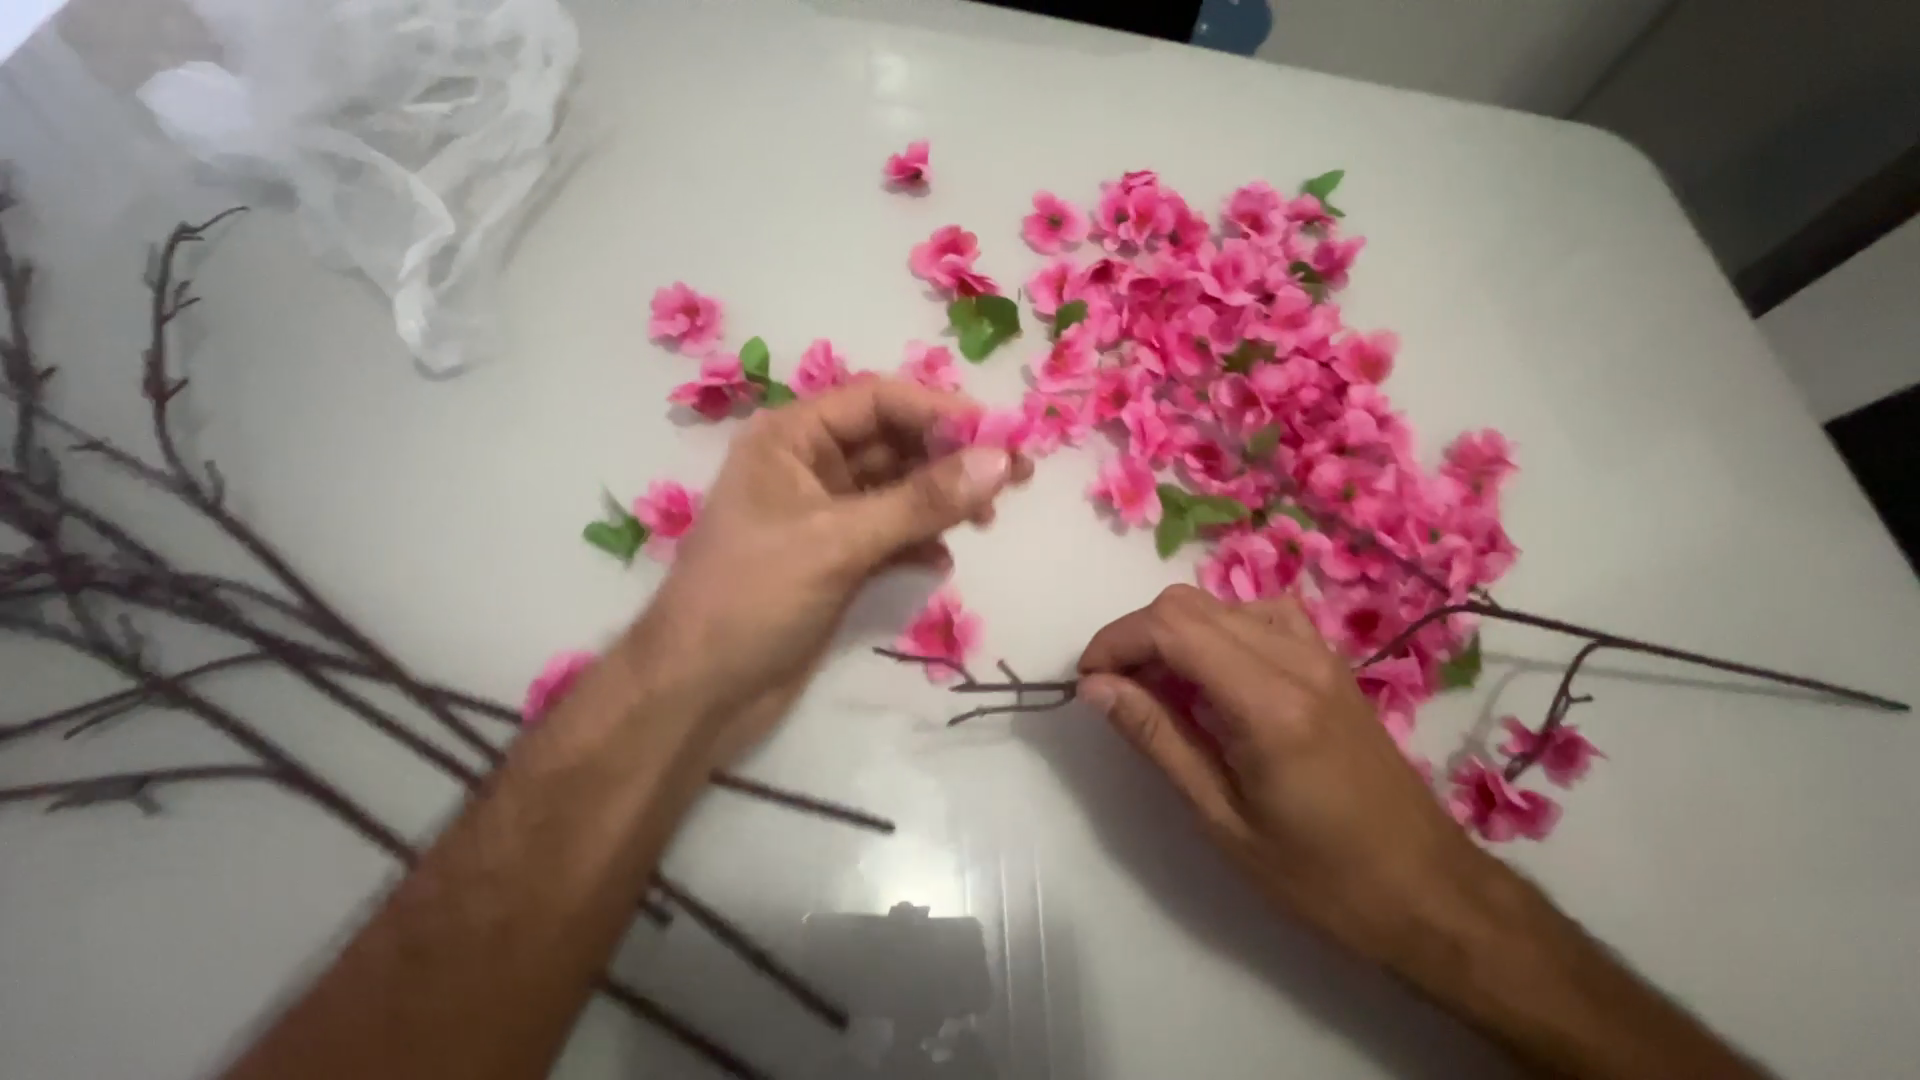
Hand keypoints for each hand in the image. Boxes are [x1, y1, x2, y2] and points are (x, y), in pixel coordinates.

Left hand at [622, 377, 1029, 764]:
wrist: (698, 692)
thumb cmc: (753, 598)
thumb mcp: (839, 542)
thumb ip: (922, 501)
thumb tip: (1001, 460)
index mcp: (792, 439)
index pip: (879, 400)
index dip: (942, 412)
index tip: (1002, 437)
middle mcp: (808, 467)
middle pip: (894, 442)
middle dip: (950, 457)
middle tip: (1014, 478)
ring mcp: (823, 516)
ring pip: (897, 490)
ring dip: (941, 500)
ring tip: (990, 519)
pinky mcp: (835, 560)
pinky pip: (890, 534)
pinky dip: (919, 541)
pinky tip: (942, 560)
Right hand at [1076, 585, 1496, 968]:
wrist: (1427, 891)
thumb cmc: (1318, 876)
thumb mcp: (1221, 818)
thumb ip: (1157, 738)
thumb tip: (1096, 687)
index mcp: (1268, 704)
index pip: (1171, 629)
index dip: (1115, 642)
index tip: (1087, 681)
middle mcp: (1296, 660)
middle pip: (1189, 604)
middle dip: (1136, 634)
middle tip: (1114, 689)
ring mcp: (1320, 656)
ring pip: (1222, 602)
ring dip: (1175, 631)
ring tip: (1158, 684)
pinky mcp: (1332, 664)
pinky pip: (1261, 615)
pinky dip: (1219, 628)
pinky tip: (1214, 673)